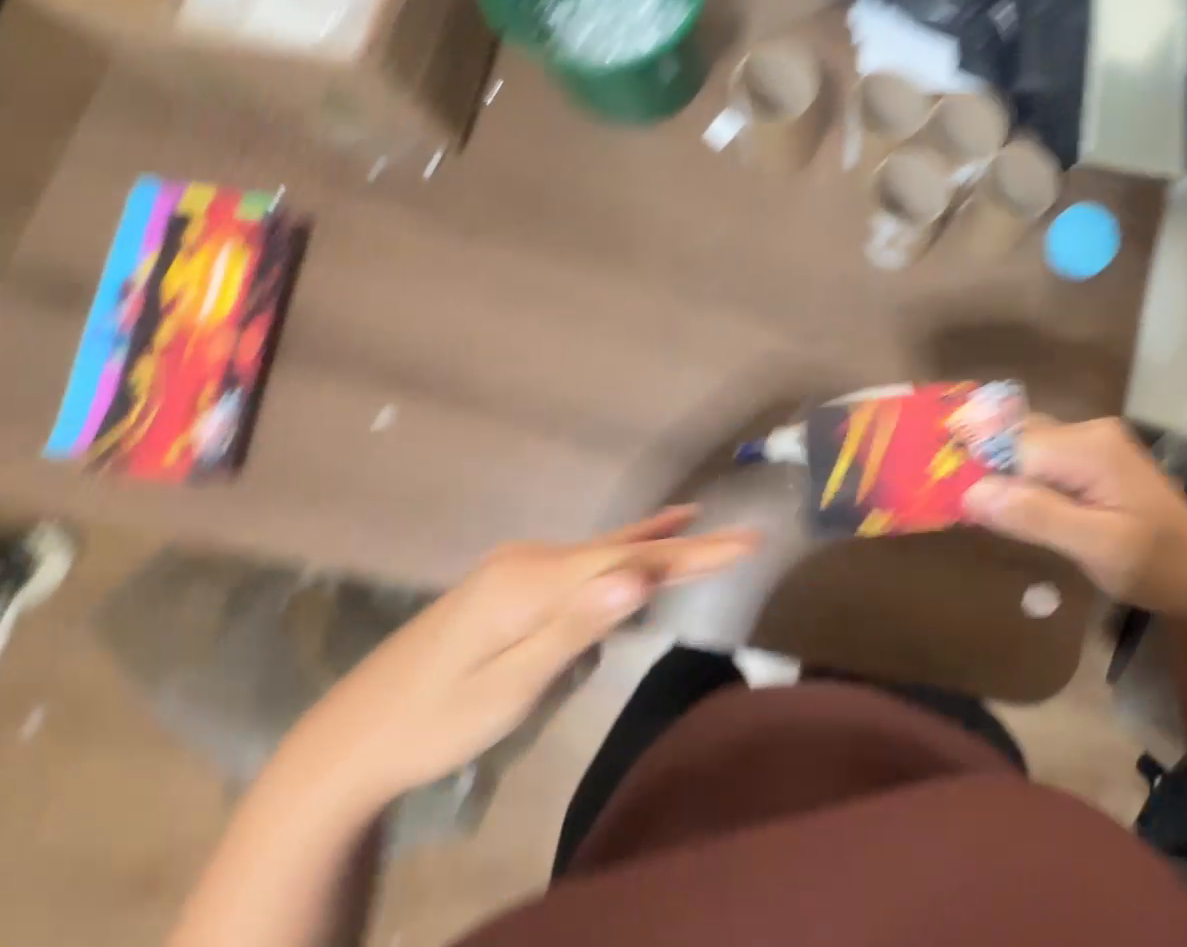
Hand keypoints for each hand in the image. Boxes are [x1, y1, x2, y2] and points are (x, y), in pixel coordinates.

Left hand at [268, 507, 759, 813]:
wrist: (349, 742)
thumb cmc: (435, 723)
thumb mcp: (510, 685)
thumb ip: (576, 628)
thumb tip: (640, 578)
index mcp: (532, 581)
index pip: (632, 560)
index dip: (696, 552)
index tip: (751, 540)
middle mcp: (529, 560)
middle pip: (623, 549)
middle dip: (687, 546)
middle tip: (747, 539)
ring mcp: (517, 569)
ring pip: (605, 553)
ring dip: (658, 547)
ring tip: (707, 530)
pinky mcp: (510, 585)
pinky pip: (583, 562)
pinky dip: (622, 552)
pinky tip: (640, 540)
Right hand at [962, 417, 1186, 616]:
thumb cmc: (1156, 566)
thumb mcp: (1096, 546)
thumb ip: (1036, 515)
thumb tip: (971, 491)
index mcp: (1090, 447)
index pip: (1012, 445)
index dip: (975, 469)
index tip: (940, 495)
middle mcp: (1090, 433)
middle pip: (1016, 438)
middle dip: (981, 465)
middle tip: (945, 499)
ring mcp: (1093, 446)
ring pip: (1026, 449)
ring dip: (998, 474)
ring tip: (967, 505)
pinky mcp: (1093, 464)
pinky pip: (1042, 462)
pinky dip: (1019, 481)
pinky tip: (1007, 508)